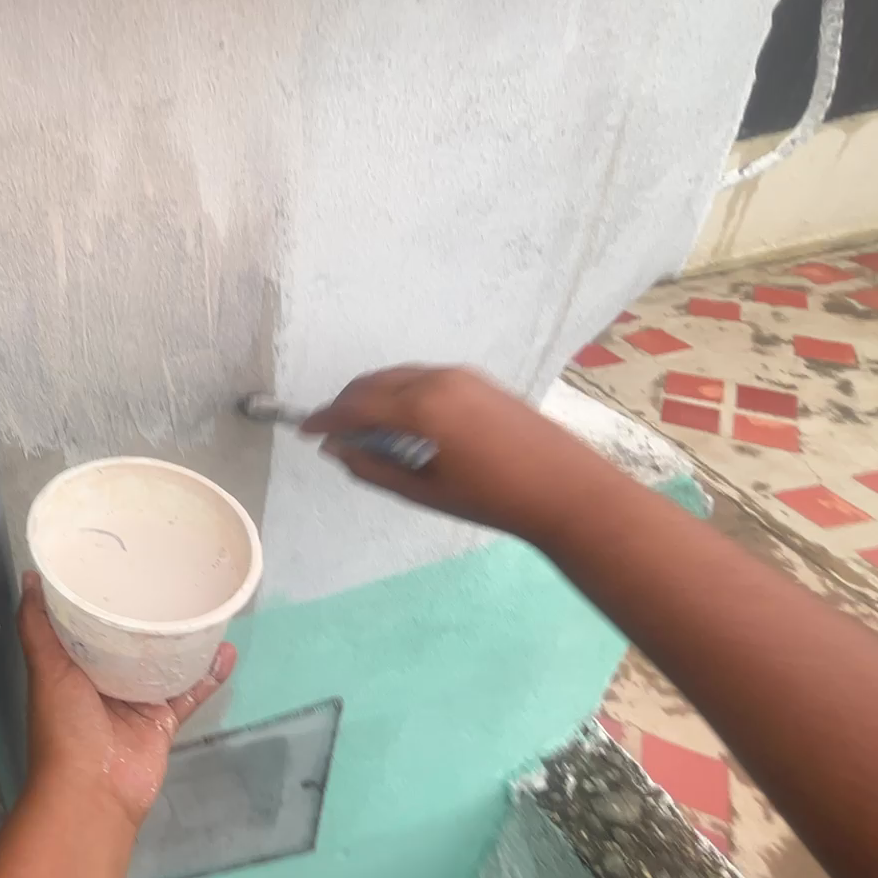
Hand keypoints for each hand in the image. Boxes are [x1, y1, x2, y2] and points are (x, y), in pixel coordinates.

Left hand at [16, 571, 235, 824]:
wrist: (94, 790)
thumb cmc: (63, 725)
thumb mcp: (45, 667)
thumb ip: (36, 625)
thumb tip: (30, 576)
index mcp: (72, 664)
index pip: (86, 621)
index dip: (98, 596)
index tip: (113, 562)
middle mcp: (104, 678)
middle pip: (128, 639)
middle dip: (143, 613)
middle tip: (166, 576)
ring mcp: (136, 699)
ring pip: (163, 661)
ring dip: (181, 638)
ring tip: (202, 605)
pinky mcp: (163, 719)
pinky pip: (190, 691)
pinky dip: (208, 674)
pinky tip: (225, 650)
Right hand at [300, 365, 622, 541]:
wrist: (574, 495)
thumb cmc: (493, 500)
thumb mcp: (422, 490)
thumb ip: (370, 466)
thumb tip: (335, 448)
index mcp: (422, 408)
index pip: (355, 406)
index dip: (324, 418)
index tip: (303, 430)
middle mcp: (437, 380)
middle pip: (371, 383)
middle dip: (345, 405)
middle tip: (332, 432)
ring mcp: (461, 377)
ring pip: (395, 377)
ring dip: (371, 397)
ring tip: (365, 430)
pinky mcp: (479, 381)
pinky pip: (421, 378)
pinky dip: (398, 393)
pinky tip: (402, 421)